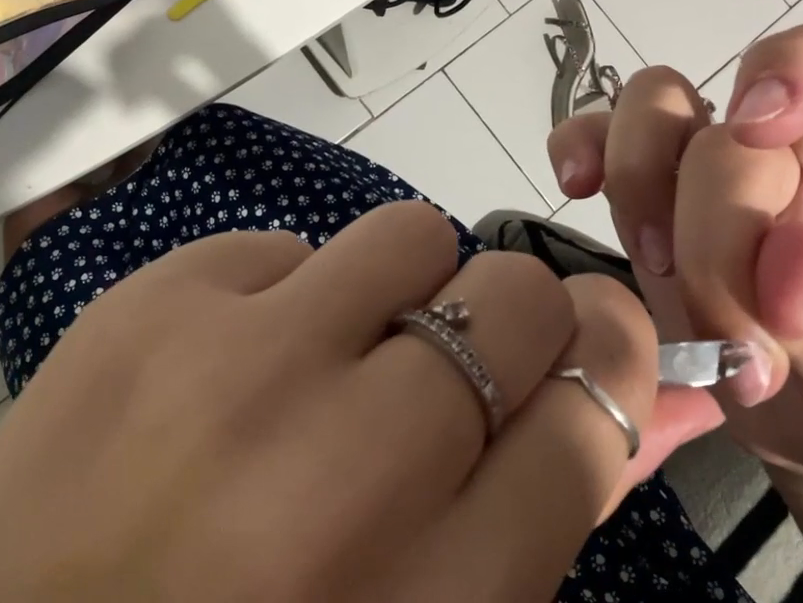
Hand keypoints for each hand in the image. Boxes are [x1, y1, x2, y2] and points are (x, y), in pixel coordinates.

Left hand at [0, 202, 692, 602]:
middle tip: (446, 372)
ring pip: (410, 236)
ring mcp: (233, 366)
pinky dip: (283, 298)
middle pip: (516, 302)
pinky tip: (228, 371)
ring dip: (402, 291)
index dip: (608, 368)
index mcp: (427, 600)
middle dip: (512, 324)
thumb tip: (654, 395)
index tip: (587, 353)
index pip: (589, 418)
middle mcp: (340, 469)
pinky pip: (285, 245)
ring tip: (338, 358)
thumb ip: (539, 511)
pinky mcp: (149, 300)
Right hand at [548, 25, 802, 495]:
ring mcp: (699, 186)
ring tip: (658, 268)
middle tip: (730, 326)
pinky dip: (578, 152)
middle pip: (712, 113)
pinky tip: (575, 190)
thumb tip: (783, 267)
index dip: (789, 68)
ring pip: (645, 114)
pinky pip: (597, 150)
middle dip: (708, 215)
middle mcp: (774, 163)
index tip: (756, 131)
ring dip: (635, 181)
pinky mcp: (648, 218)